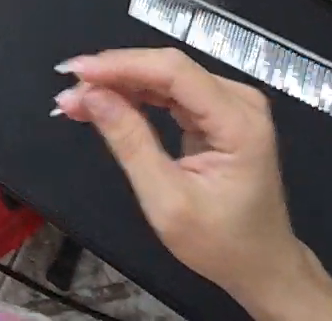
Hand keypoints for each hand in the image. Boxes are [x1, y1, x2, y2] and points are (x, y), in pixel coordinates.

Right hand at [55, 49, 331, 318]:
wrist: (263, 268)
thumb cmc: (220, 243)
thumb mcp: (167, 201)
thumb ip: (130, 142)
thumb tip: (90, 95)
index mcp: (238, 122)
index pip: (173, 72)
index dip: (121, 65)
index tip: (76, 71)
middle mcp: (238, 100)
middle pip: (166, 68)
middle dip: (113, 75)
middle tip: (68, 91)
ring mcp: (228, 102)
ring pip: (162, 75)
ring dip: (117, 83)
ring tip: (76, 99)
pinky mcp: (215, 109)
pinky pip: (166, 90)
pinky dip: (132, 94)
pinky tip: (102, 101)